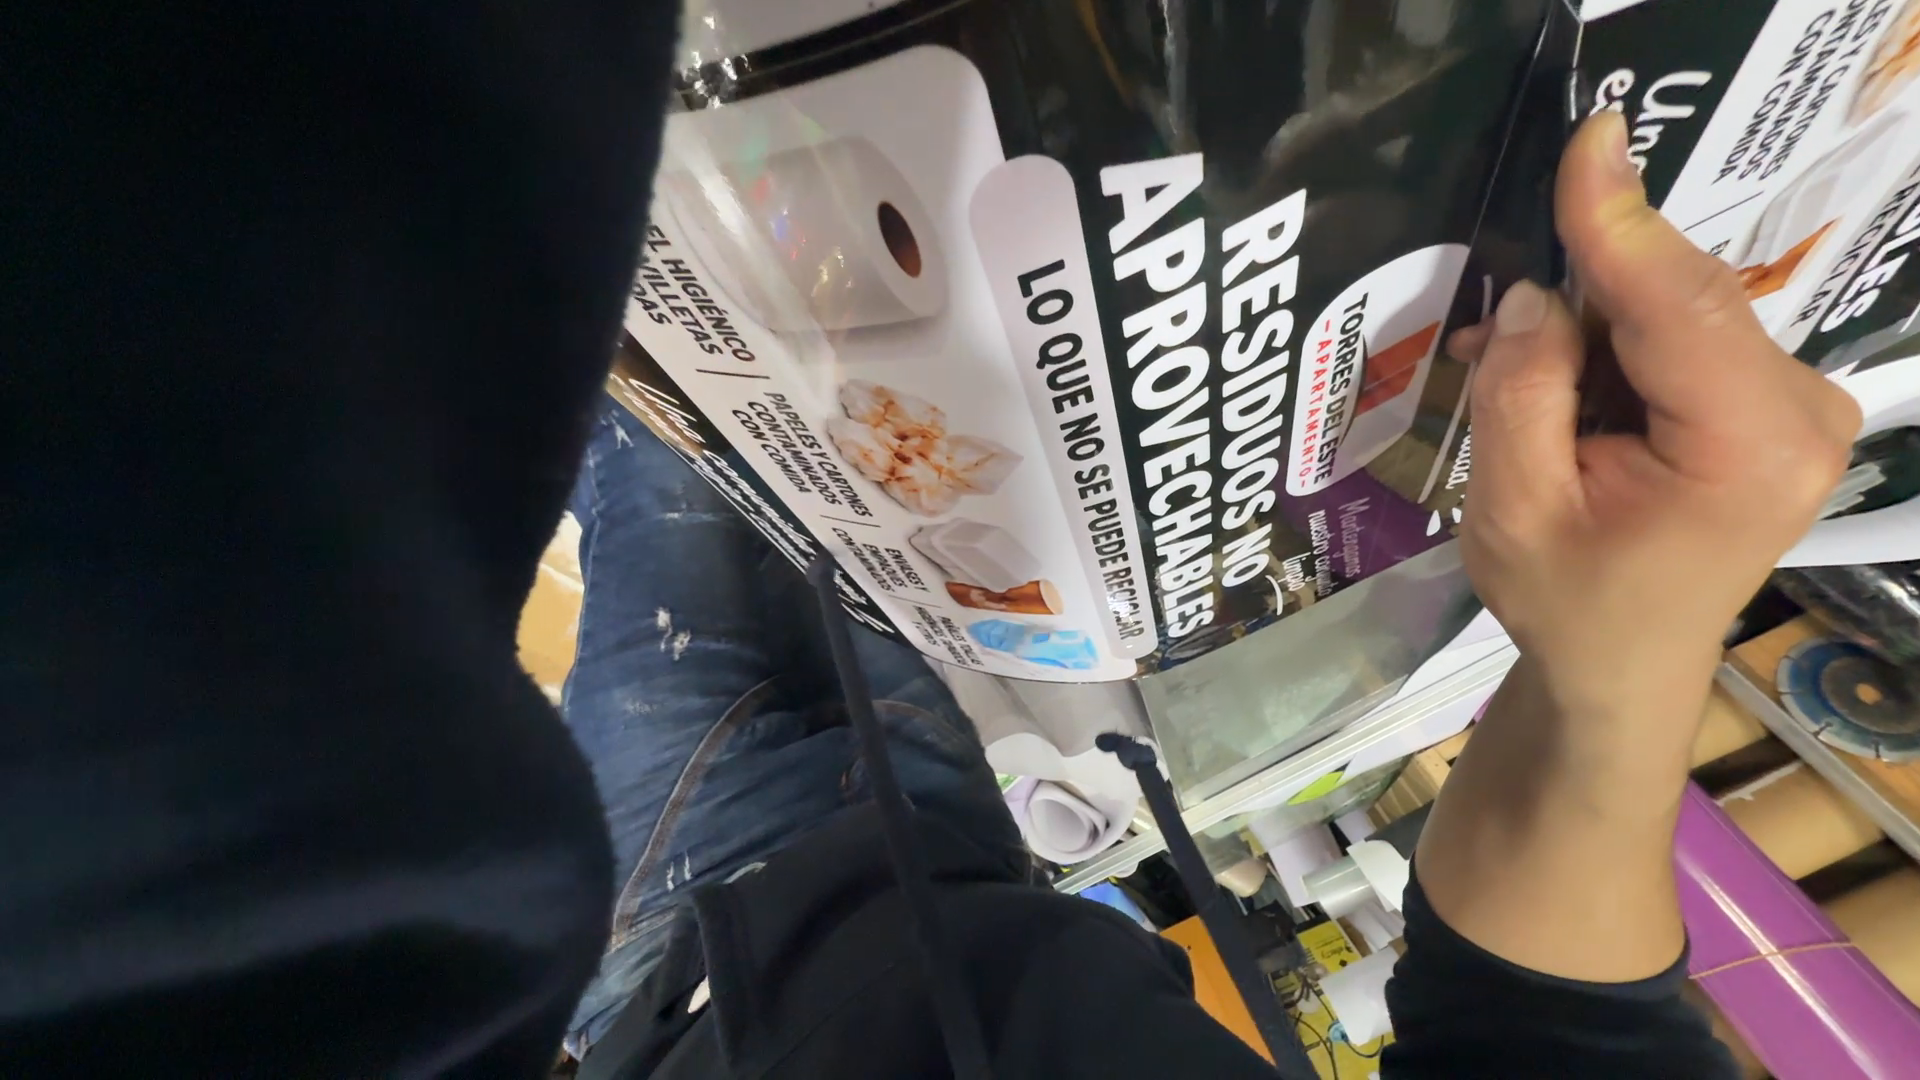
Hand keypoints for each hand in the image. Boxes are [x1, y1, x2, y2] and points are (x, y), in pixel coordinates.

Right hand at [1449, 111, 1861, 737]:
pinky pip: (1669, 352)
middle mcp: (1793, 411)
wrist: (1615, 666)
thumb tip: (1532, 301)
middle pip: (1677, 306)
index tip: (1589, 138)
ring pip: (1667, 324)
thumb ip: (1522, 397)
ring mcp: (1783, 411)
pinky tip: (1539, 382)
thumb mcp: (1514, 506)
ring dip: (1576, 332)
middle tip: (1487, 319)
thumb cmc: (1562, 601)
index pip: (1678, 305)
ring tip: (1494, 369)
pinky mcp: (1753, 415)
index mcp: (1744, 443)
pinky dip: (1597, 356)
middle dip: (1580, 293)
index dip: (1622, 222)